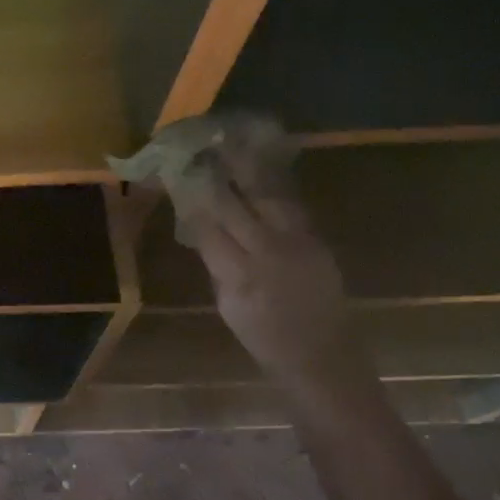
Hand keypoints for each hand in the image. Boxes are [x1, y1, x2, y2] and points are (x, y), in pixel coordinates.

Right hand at [188, 164, 358, 389]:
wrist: (322, 355)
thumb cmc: (264, 339)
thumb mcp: (227, 305)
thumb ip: (216, 264)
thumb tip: (202, 227)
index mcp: (239, 275)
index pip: (207, 226)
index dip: (190, 199)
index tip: (176, 175)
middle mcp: (268, 253)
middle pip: (234, 204)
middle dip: (214, 176)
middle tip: (198, 148)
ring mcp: (297, 243)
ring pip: (266, 195)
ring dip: (246, 168)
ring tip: (229, 144)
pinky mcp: (316, 239)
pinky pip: (289, 205)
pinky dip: (271, 185)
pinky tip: (259, 169)